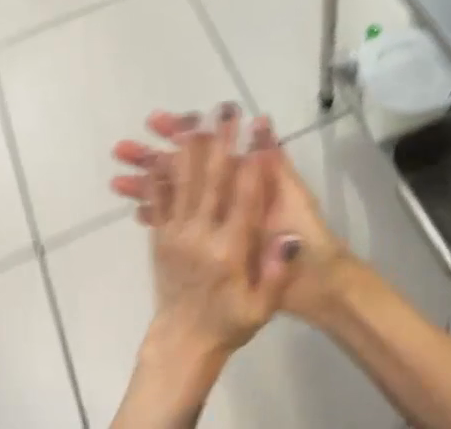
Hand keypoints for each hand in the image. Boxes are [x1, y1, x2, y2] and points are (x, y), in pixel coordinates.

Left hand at [115, 107, 293, 426]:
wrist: (183, 341)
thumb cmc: (231, 322)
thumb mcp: (262, 306)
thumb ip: (276, 270)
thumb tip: (291, 238)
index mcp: (229, 250)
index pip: (245, 196)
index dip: (253, 160)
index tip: (259, 130)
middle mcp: (200, 235)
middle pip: (211, 178)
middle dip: (220, 139)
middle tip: (225, 109)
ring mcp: (176, 233)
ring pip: (181, 179)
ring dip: (188, 145)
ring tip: (193, 115)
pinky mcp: (161, 235)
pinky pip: (159, 196)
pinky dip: (162, 170)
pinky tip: (164, 146)